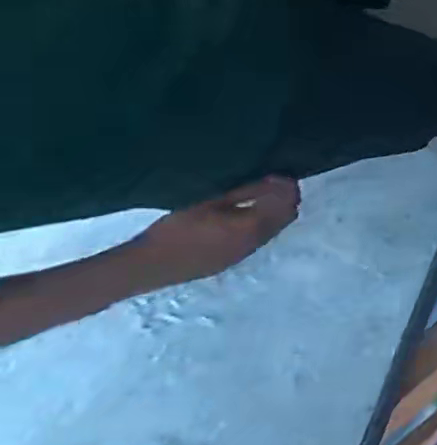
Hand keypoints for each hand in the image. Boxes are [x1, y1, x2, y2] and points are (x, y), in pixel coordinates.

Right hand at [127, 177, 300, 287]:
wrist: (140, 268)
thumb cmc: (171, 232)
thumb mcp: (209, 205)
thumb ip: (243, 194)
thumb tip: (267, 183)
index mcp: (252, 226)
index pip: (286, 202)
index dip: (286, 186)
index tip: (275, 176)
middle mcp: (256, 242)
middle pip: (287, 215)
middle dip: (285, 198)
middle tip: (271, 186)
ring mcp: (245, 254)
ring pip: (275, 228)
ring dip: (275, 212)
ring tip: (259, 199)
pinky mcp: (232, 261)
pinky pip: (260, 239)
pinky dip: (263, 225)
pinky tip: (246, 217)